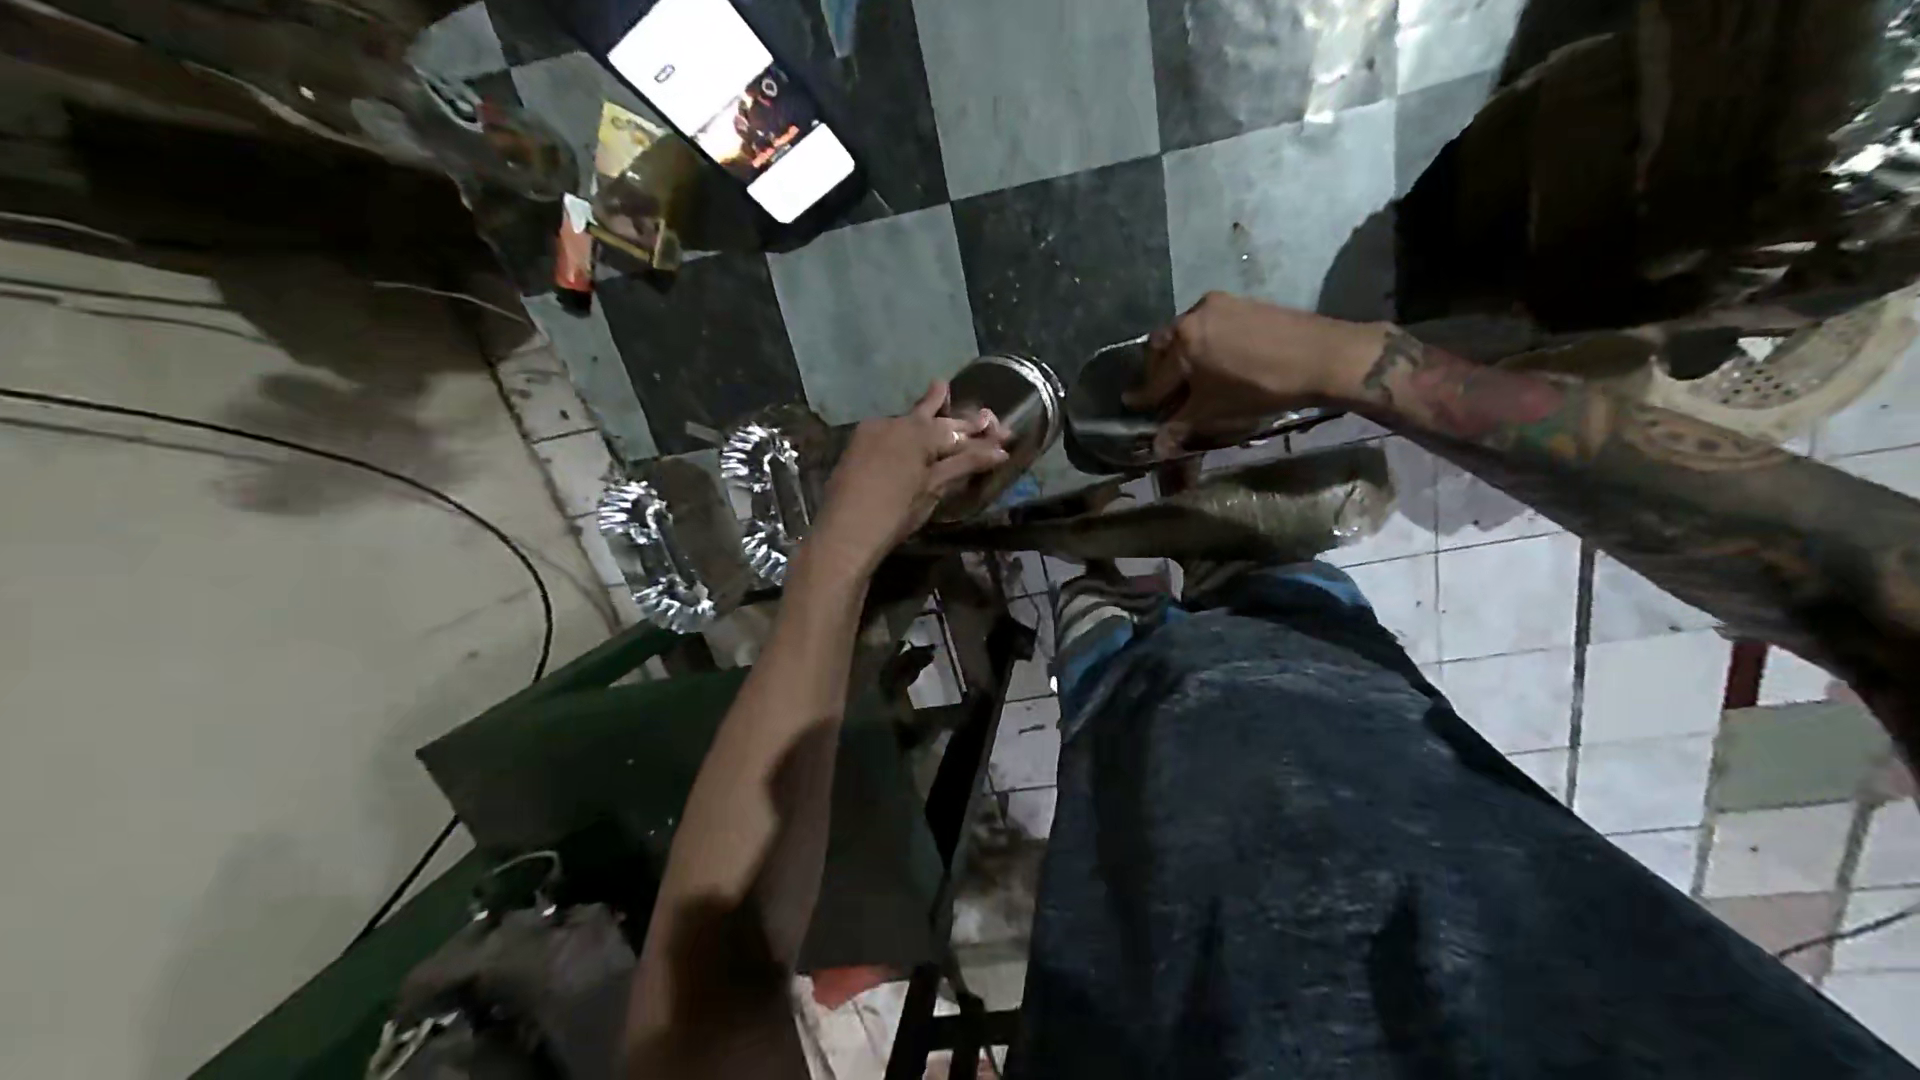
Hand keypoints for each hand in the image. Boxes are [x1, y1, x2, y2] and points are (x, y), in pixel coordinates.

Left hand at [805, 381, 1010, 578]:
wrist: (845, 533)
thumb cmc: (896, 513)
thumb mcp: (934, 488)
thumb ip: (965, 464)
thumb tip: (999, 452)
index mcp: (919, 432)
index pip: (959, 430)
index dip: (983, 434)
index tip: (1004, 433)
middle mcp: (896, 422)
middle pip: (934, 416)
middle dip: (958, 417)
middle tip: (982, 412)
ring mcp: (873, 430)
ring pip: (909, 419)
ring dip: (929, 413)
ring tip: (942, 393)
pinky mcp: (858, 444)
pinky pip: (890, 429)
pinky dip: (906, 429)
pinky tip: (911, 432)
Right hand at [1125, 292, 1386, 454]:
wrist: (1323, 357)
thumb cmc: (1260, 387)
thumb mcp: (1215, 410)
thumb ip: (1180, 425)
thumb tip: (1157, 447)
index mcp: (1181, 342)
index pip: (1155, 378)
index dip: (1144, 397)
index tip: (1132, 404)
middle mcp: (1193, 315)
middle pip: (1163, 346)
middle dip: (1158, 370)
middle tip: (1162, 391)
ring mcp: (1219, 304)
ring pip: (1185, 332)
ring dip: (1181, 354)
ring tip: (1190, 376)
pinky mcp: (1241, 302)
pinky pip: (1209, 324)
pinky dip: (1203, 343)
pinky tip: (1215, 360)